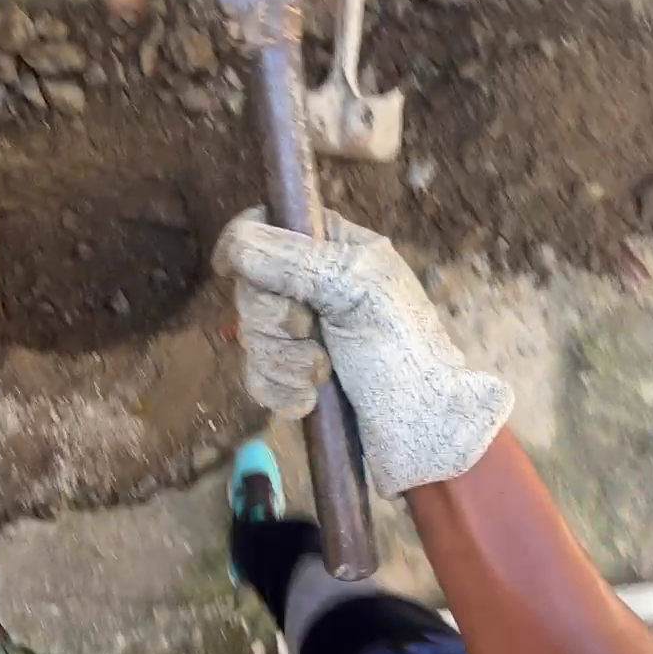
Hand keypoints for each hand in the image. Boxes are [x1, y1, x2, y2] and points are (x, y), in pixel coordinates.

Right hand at [213, 207, 512, 496]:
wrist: (420, 425)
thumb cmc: (405, 348)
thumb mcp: (356, 286)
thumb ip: (293, 261)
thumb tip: (234, 247)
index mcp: (327, 248)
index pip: (261, 229)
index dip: (242, 248)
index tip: (232, 269)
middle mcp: (307, 286)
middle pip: (246, 289)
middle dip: (277, 321)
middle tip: (315, 331)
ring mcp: (296, 335)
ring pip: (248, 339)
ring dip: (285, 361)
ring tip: (326, 373)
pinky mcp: (289, 378)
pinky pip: (255, 379)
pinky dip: (282, 392)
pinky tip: (313, 399)